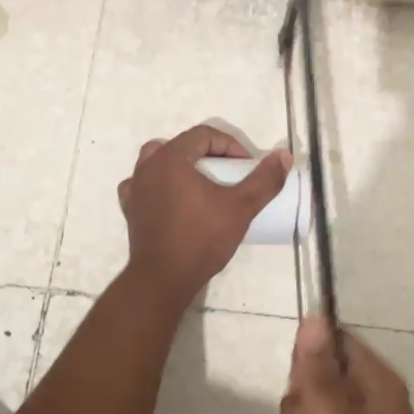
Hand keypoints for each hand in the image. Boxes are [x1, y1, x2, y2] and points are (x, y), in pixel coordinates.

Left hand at [117, 125, 289, 296]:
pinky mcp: (130, 209)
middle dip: (207, 154)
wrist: (163, 278)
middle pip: (181, 145)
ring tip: (201, 185)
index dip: (230, 145)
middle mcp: (147, 166)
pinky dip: (159, 186)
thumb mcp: (241, 207)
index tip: (247, 166)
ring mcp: (134, 188)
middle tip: (227, 174)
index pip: (203, 135)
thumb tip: (283, 155)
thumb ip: (264, 180)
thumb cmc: (201, 238)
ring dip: (181, 166)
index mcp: (171, 158)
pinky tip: (172, 200)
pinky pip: (143, 186)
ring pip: (157, 162)